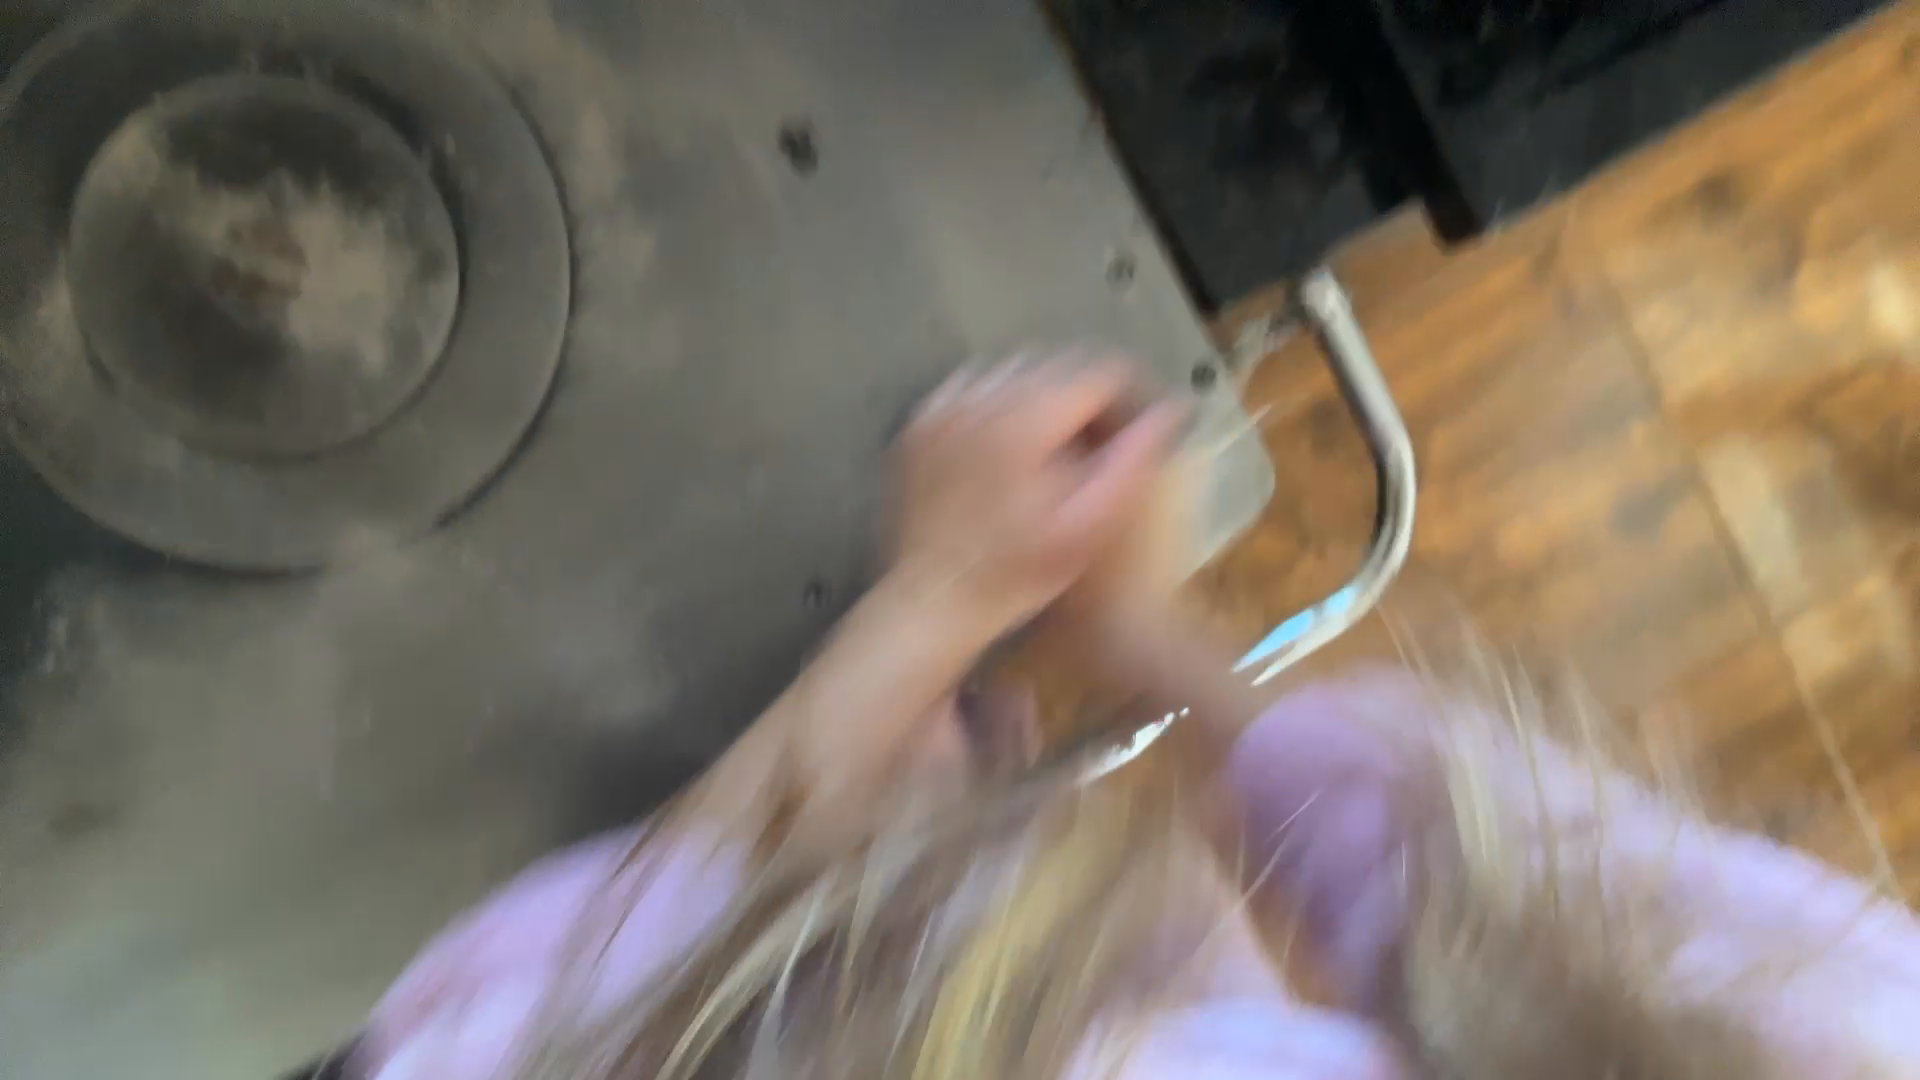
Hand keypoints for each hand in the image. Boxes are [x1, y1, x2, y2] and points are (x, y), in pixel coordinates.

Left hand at [893, 352, 1183, 640]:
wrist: (932, 600)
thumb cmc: (1016, 574)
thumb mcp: (1086, 527)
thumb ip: (1132, 461)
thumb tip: (1172, 409)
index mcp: (1026, 419)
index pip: (1100, 372)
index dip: (1131, 398)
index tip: (1138, 433)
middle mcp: (982, 397)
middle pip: (1057, 366)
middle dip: (1088, 397)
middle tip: (1098, 444)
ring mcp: (944, 407)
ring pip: (1014, 371)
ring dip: (1044, 396)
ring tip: (1053, 444)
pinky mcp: (920, 424)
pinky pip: (971, 388)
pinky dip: (998, 403)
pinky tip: (1005, 441)